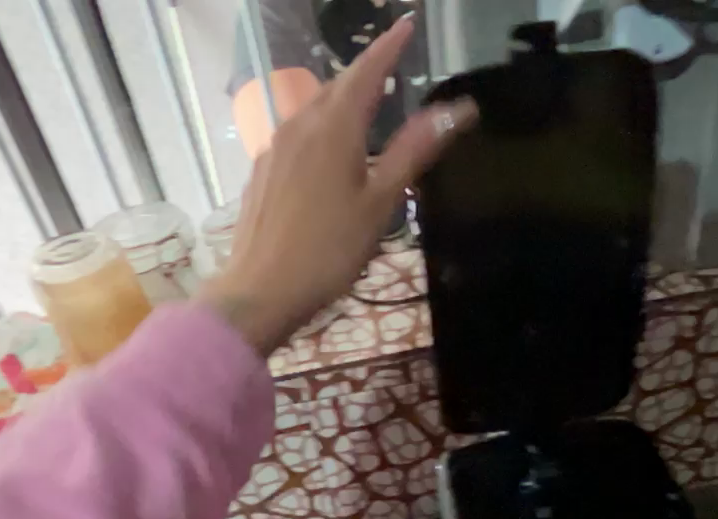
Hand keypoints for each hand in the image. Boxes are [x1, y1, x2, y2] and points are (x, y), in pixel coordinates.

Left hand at [199, 15, 475, 354]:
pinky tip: (326, 153)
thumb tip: (455, 110)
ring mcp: (275, 149)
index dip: (389, 46)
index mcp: (334, 128)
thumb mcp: (379, 205)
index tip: (408, 24)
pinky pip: (296, 137)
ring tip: (363, 109)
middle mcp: (299, 125)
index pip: (367, 72)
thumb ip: (414, 154)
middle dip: (364, 74)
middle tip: (390, 68)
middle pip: (336, 87)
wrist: (261, 292)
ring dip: (340, 102)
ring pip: (313, 111)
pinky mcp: (262, 174)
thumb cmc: (328, 251)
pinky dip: (319, 131)